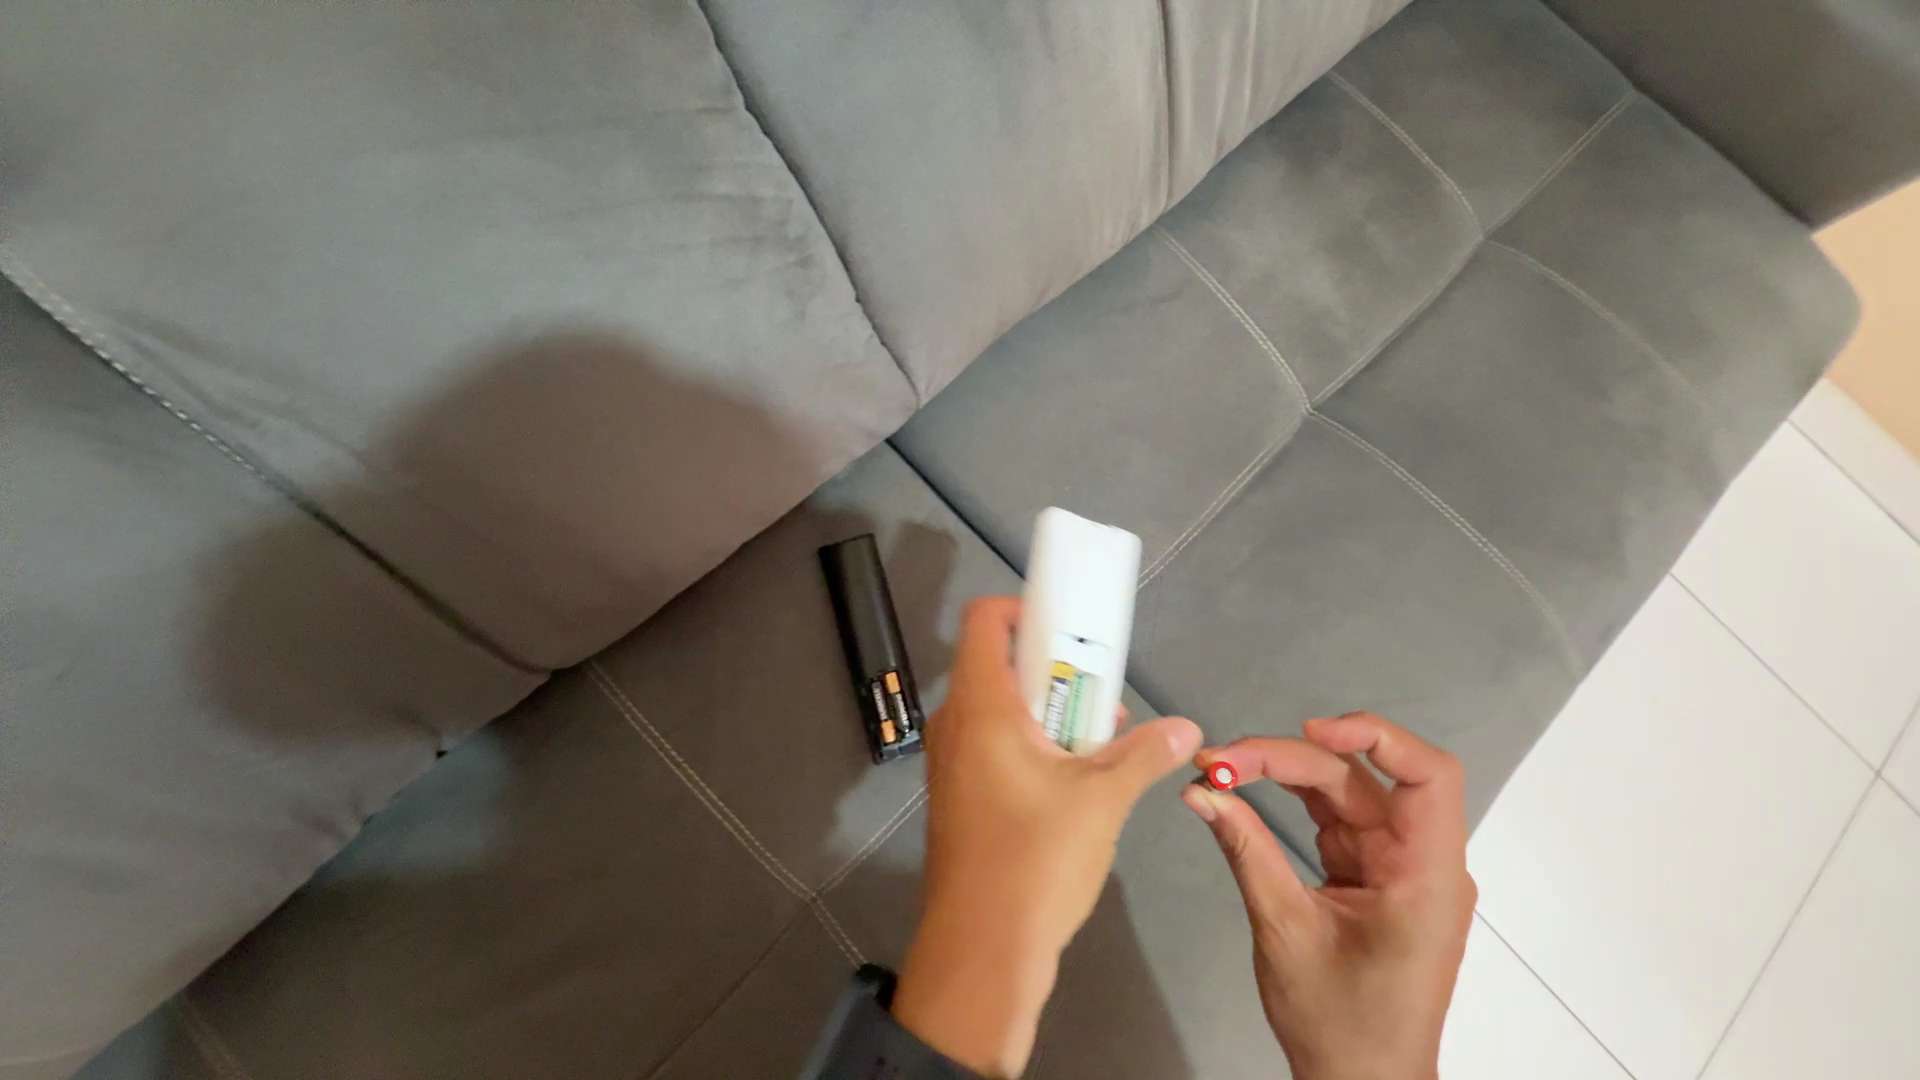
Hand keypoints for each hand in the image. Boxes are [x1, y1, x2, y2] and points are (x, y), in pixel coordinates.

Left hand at [891, 597, 1201, 1077]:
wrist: (981, 951)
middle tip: (1101, 686)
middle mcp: (956, 723)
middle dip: (1053, 665)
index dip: (1023, 607)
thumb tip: (1187, 726)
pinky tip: (1076, 773)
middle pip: (998, 661)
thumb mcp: (1101, 800)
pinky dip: (1031, 740)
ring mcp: (952, 760)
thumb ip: (1143, 754)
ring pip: (999, 706)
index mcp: (980, 706)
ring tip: (1102, 734)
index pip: (983, 621)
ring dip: (1048, 708)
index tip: (1069, 623)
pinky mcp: (959, 793)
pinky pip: (993, 742)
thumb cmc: (1034, 860)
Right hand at [1180, 713, 1475, 1079]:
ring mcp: (1392, 863)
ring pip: (1340, 790)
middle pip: (1358, 777)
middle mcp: (1417, 859)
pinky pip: (1330, 816)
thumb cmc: (1339, 1021)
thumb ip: (1245, 850)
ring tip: (1221, 770)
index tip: (1309, 729)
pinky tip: (1242, 792)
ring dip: (1281, 773)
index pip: (1428, 776)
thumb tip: (1198, 791)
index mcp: (1424, 875)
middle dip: (1286, 759)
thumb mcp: (1283, 931)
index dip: (1376, 736)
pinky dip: (1286, 800)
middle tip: (1218, 763)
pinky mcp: (1367, 871)